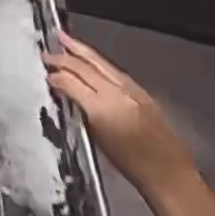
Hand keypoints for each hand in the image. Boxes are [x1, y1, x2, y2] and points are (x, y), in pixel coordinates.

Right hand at [45, 32, 197, 196]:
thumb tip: (65, 91)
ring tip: (66, 40)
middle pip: (86, 66)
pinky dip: (99, 61)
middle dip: (64, 56)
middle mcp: (117, 93)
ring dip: (81, 51)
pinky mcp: (144, 92)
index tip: (45, 73)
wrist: (170, 175)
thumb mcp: (96, 137)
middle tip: (48, 52)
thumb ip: (80, 109)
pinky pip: (115, 70)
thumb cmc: (130, 164)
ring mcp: (133, 90)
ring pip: (102, 63)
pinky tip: (93, 60)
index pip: (71, 81)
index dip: (56, 74)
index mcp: (101, 108)